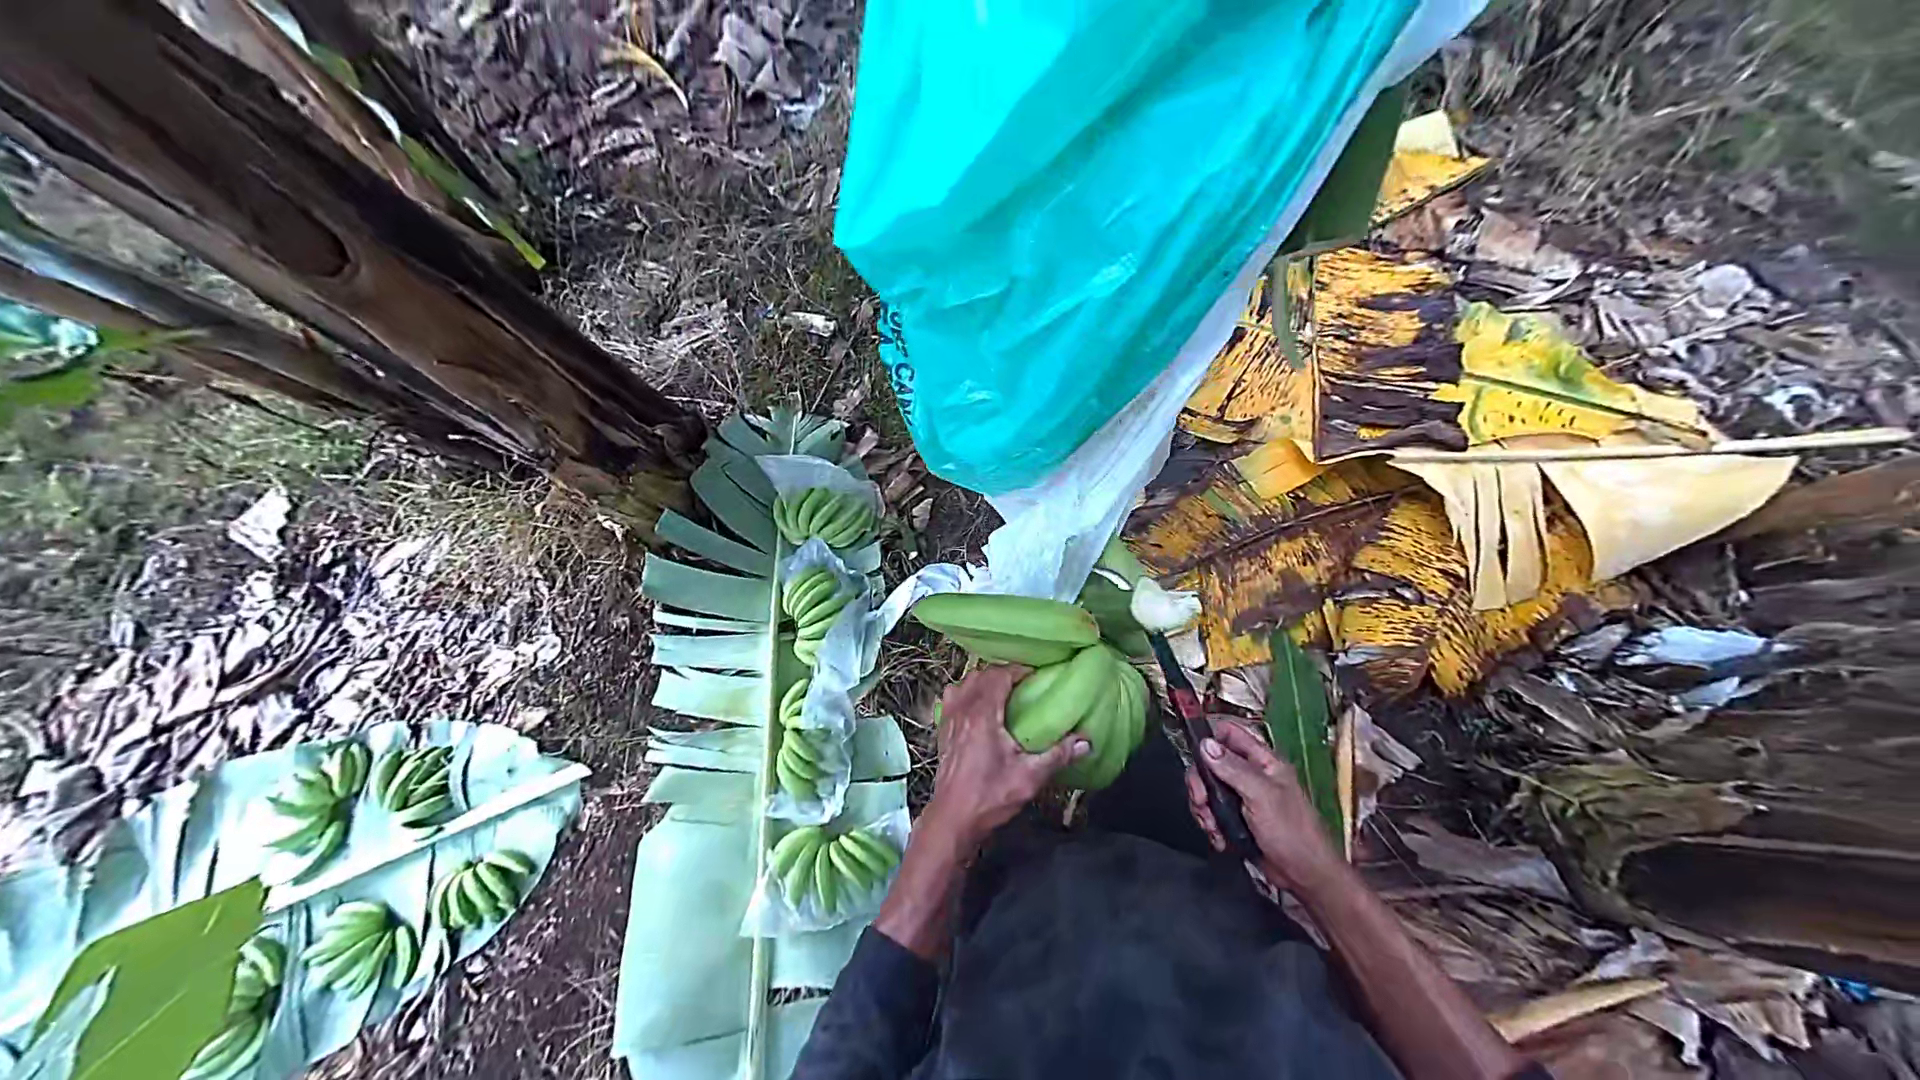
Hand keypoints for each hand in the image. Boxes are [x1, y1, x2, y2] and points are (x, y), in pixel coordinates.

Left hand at [921, 664, 1089, 853]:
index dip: (1017, 670)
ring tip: (1002, 692)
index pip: (998, 676)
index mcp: (982, 714)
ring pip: (963, 685)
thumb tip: (1085, 741)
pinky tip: (977, 708)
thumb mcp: (1030, 776)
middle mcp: (962, 710)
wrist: (953, 819)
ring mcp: (949, 720)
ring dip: (982, 682)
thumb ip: (1058, 755)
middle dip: (1002, 673)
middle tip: (1023, 683)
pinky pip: (952, 699)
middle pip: (980, 676)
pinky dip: (965, 694)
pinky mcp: (942, 732)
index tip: (1035, 675)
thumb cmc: (991, 796)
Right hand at [1186, 719, 1343, 892]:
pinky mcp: (1236, 818)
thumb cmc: (1293, 833)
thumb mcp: (1262, 795)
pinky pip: (1211, 811)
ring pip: (1207, 789)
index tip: (1196, 754)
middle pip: (1210, 763)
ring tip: (1212, 825)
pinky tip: (1218, 836)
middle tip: (1202, 801)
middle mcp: (1251, 775)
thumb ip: (1233, 768)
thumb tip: (1206, 744)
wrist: (1304, 876)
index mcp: (1263, 762)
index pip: (1230, 734)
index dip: (1210, 737)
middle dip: (1201, 783)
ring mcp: (1242, 797)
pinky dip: (1209, 823)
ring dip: (1203, 807)